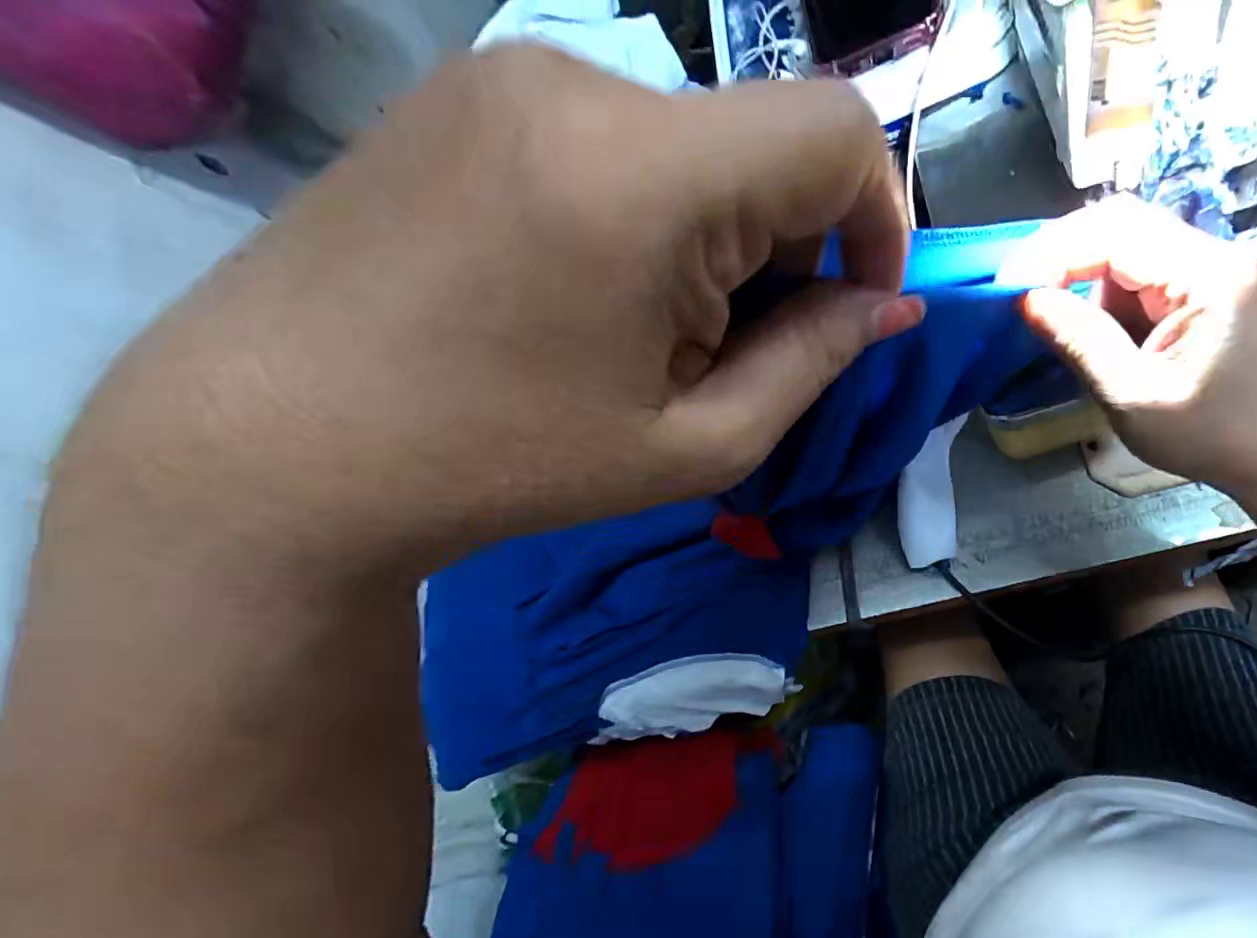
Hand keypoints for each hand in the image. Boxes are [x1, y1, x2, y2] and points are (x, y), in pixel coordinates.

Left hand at [56, 45, 922, 577]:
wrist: (281, 445)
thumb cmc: (515, 463)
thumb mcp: (701, 442)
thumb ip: (816, 359)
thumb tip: (893, 307)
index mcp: (644, 176)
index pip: (838, 131)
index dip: (883, 216)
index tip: (859, 301)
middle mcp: (583, 85)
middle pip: (774, 139)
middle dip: (802, 243)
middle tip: (749, 342)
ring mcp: (517, 73)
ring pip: (709, 142)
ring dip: (734, 233)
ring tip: (667, 327)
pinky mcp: (479, 92)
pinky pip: (636, 139)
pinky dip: (670, 211)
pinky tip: (609, 287)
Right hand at [1001, 197, 1256, 502]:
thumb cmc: (1211, 435)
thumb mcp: (1134, 396)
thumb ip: (1080, 341)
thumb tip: (1025, 299)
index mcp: (1207, 274)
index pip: (1116, 232)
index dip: (1053, 251)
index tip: (1008, 283)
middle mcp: (1215, 256)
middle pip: (1124, 227)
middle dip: (1066, 259)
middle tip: (1023, 295)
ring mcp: (1215, 270)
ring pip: (1131, 251)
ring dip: (1090, 284)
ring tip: (1072, 333)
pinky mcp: (1209, 291)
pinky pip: (1146, 278)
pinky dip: (1113, 301)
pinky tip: (1106, 337)